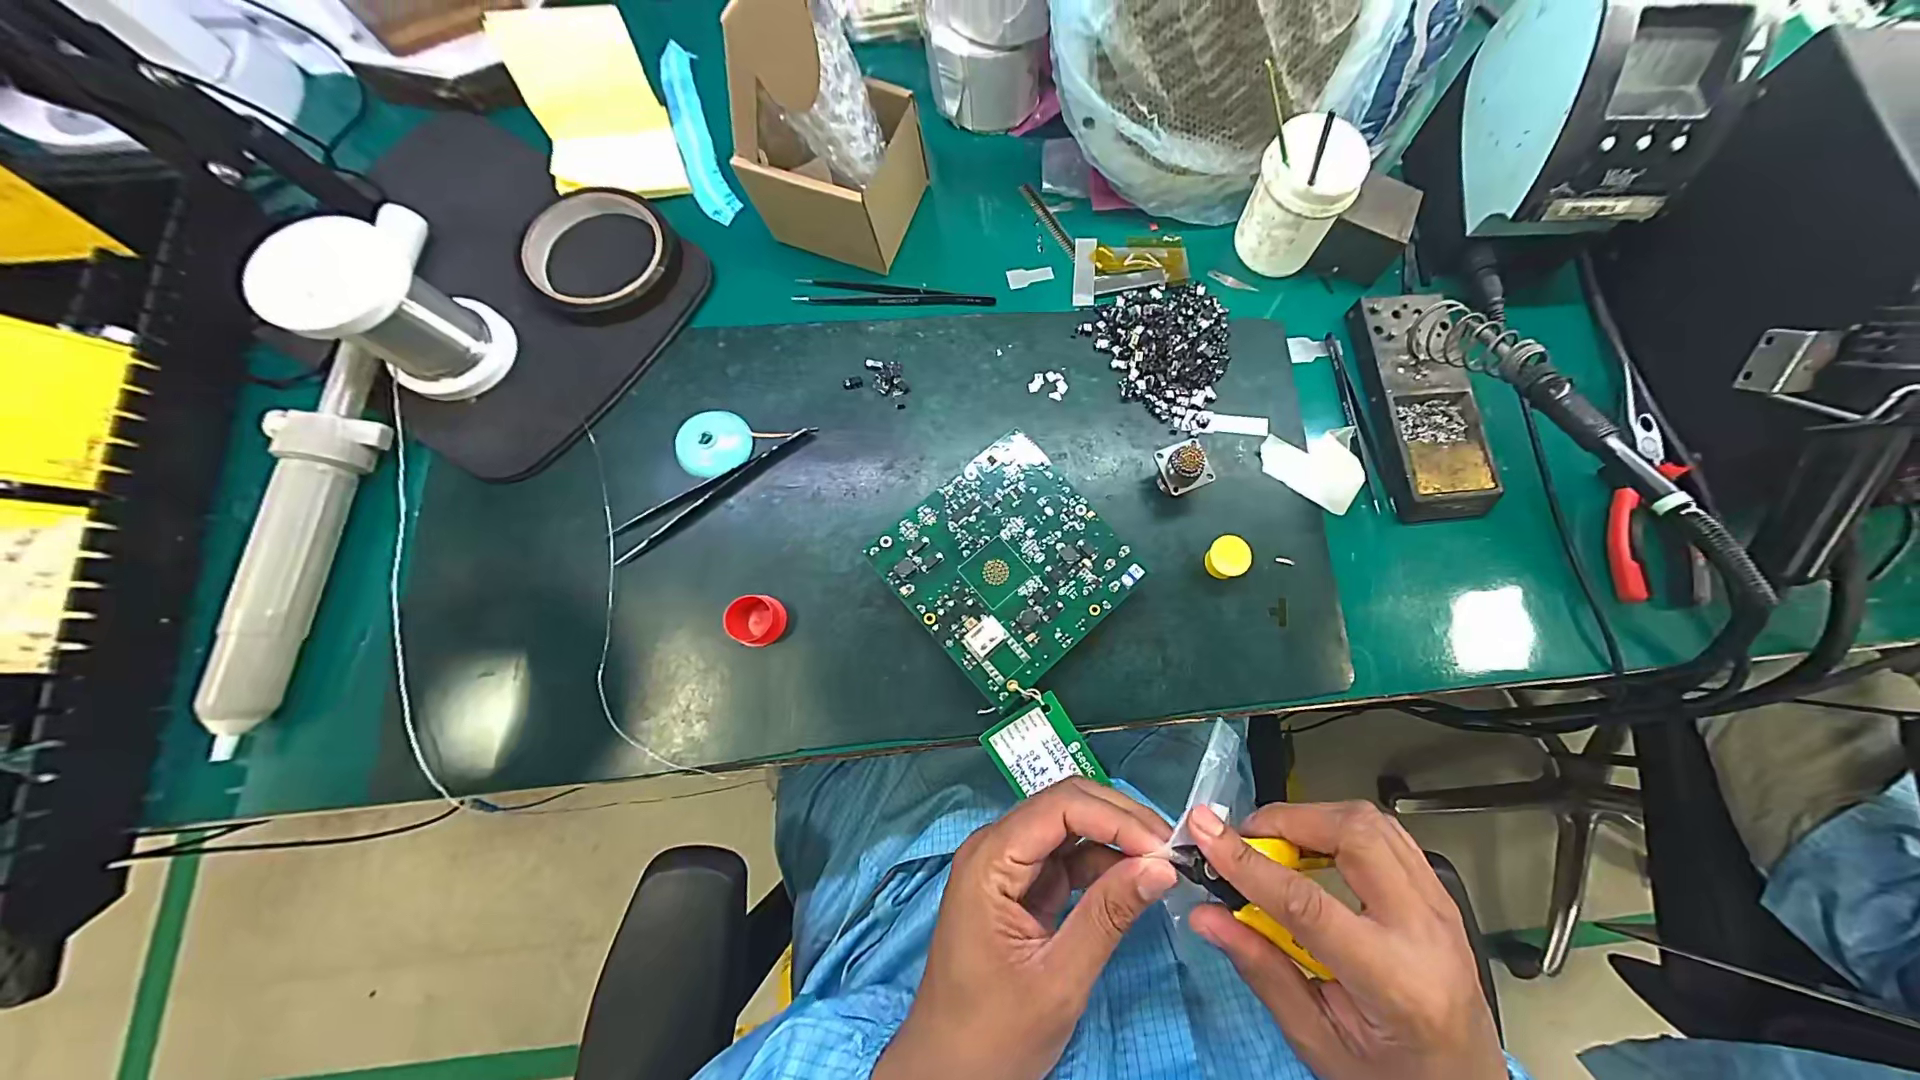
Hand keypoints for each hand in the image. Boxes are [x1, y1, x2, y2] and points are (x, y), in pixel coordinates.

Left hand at [874, 778, 1178, 1079]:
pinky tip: (1135, 878)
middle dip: (1120, 820)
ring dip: (1117, 839)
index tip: (1165, 848)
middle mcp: (995, 846)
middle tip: (1173, 849)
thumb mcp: (1058, 979)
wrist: (948, 1072)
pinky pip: (1066, 858)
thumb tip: (1162, 866)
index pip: (1059, 806)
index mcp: (990, 858)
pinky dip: (1103, 864)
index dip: (1115, 818)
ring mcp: (1007, 864)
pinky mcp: (1020, 885)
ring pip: (1069, 827)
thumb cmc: (994, 1032)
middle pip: (1064, 806)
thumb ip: (1108, 915)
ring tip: (1164, 862)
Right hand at [1186, 801, 1504, 1079]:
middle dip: (1286, 820)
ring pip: (1371, 821)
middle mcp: (1427, 933)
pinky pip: (1385, 833)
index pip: (1307, 904)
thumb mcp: (1317, 1042)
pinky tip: (1313, 848)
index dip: (1246, 862)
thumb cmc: (1389, 1077)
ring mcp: (1441, 908)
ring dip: (1311, 818)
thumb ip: (1261, 970)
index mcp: (1395, 984)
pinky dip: (1338, 826)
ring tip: (1275, 843)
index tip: (1203, 831)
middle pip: (1354, 834)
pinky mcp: (1438, 895)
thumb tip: (1206, 914)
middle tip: (1245, 838)